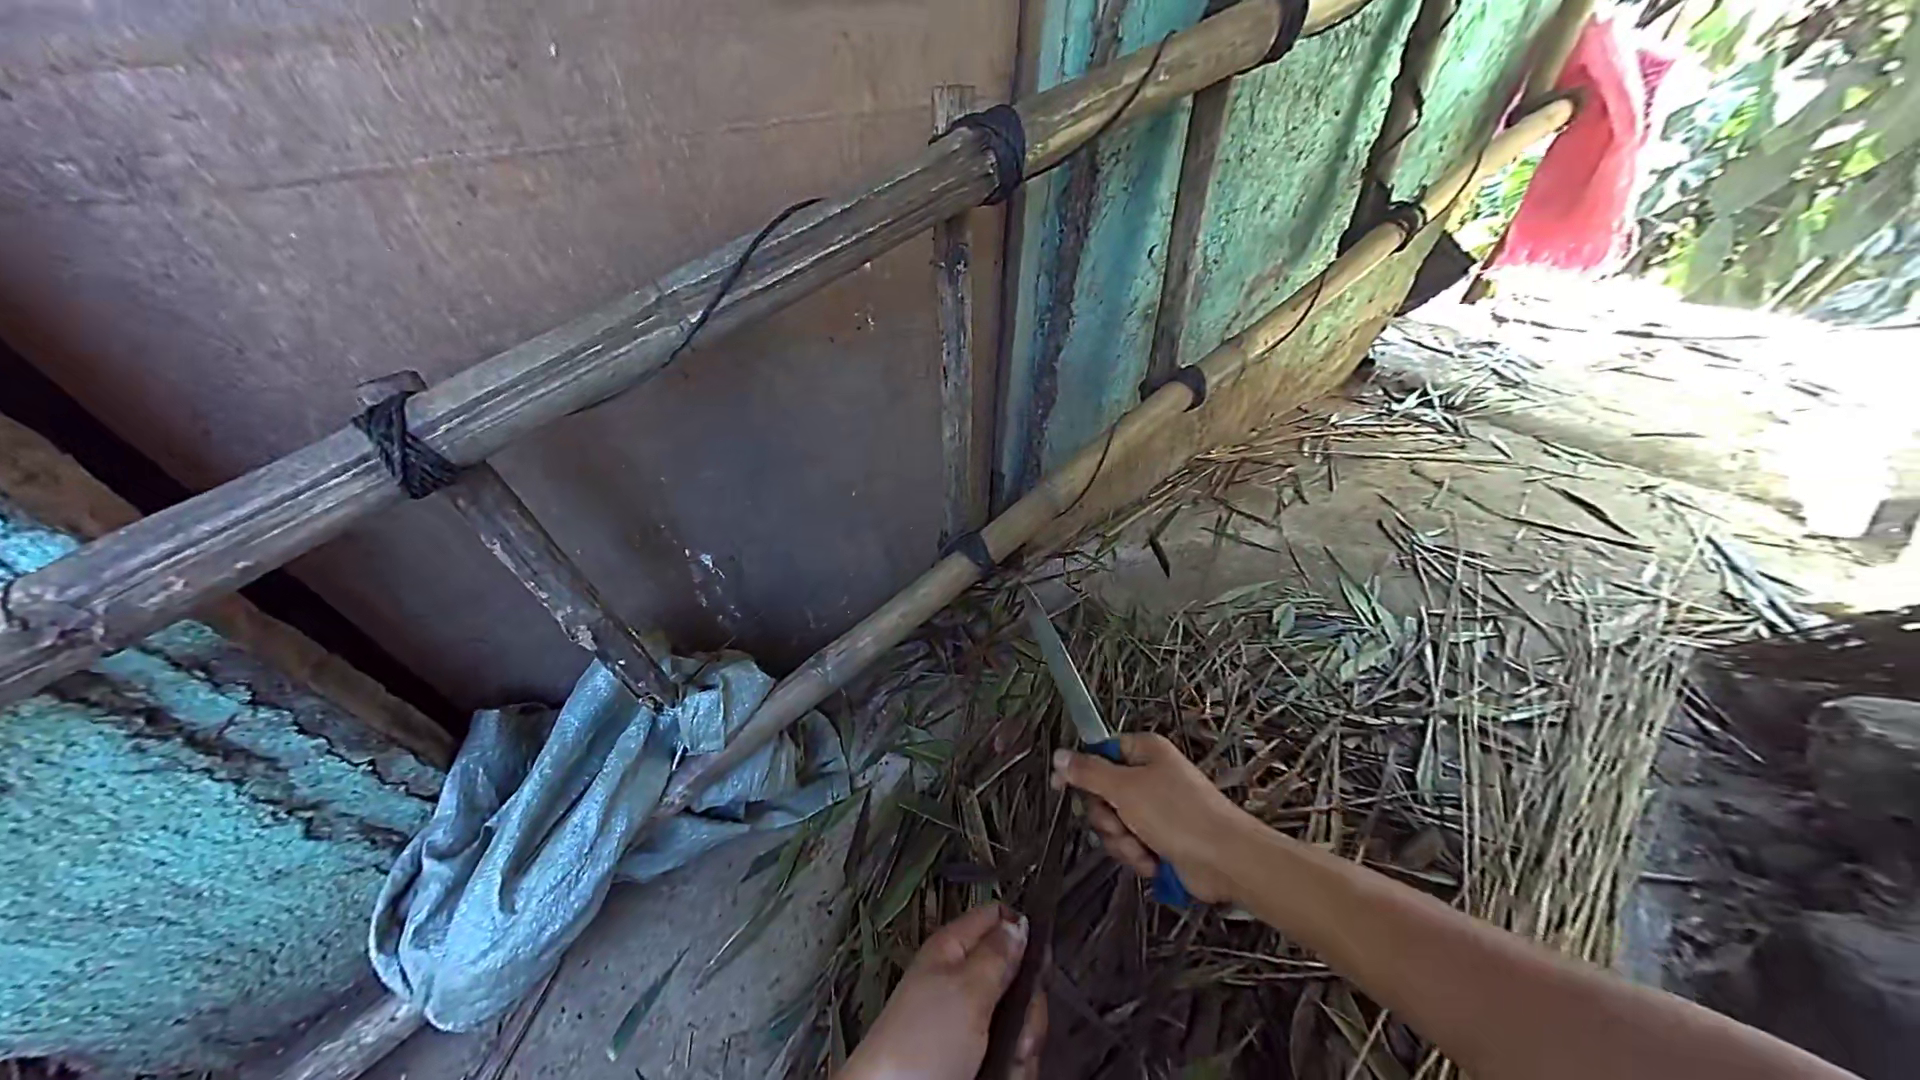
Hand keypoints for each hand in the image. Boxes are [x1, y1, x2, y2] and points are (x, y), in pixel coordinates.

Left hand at [841, 903, 1047, 1079]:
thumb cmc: (922, 1043)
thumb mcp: (965, 990)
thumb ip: (997, 955)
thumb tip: (1019, 923)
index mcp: (954, 950)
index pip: (994, 918)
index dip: (1021, 931)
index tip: (1040, 958)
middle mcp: (965, 981)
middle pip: (1018, 976)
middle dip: (1029, 1005)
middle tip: (1019, 1027)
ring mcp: (973, 1022)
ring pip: (1021, 1020)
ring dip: (1026, 1041)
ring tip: (1011, 1061)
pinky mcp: (980, 1058)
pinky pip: (1015, 1054)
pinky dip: (1017, 1068)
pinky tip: (1006, 1075)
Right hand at [1050, 733, 1252, 904]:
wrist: (1226, 861)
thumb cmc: (1181, 816)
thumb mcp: (1125, 788)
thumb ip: (1088, 772)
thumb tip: (1060, 756)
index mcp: (1145, 752)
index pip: (1100, 752)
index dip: (1081, 770)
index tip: (1063, 785)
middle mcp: (1149, 776)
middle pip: (1102, 793)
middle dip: (1107, 817)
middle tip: (1120, 823)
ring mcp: (1156, 809)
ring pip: (1114, 823)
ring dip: (1122, 841)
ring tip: (1141, 846)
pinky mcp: (1161, 838)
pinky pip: (1130, 844)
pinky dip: (1136, 855)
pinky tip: (1152, 860)